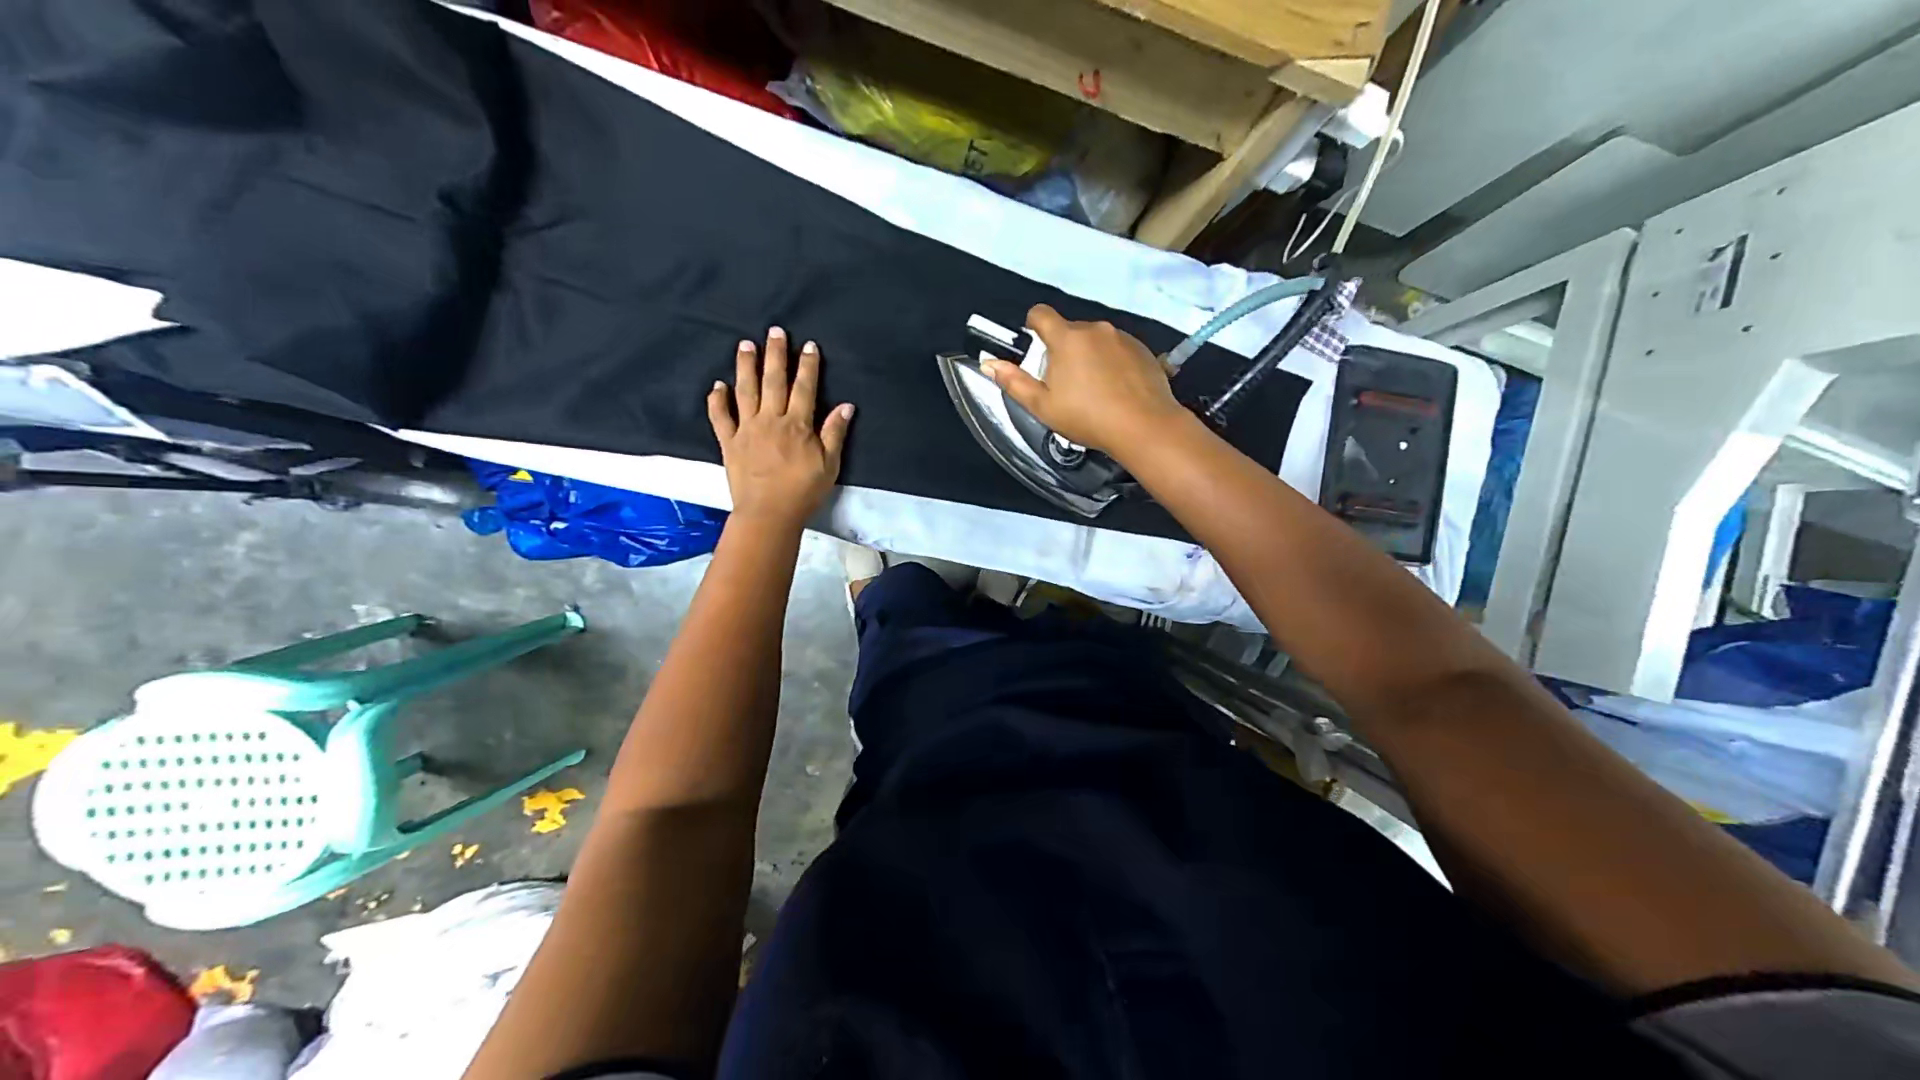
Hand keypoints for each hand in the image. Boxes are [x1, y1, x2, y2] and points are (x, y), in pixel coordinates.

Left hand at [708, 328, 854, 527]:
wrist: (768, 514)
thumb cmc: (803, 492)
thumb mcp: (829, 465)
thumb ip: (834, 433)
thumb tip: (845, 406)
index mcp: (797, 425)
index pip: (804, 388)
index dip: (807, 365)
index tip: (808, 345)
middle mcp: (770, 420)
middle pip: (773, 381)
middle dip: (775, 354)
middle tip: (775, 331)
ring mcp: (747, 430)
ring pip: (745, 391)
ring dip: (746, 366)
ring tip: (745, 345)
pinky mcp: (729, 443)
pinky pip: (720, 417)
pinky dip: (717, 400)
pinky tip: (717, 386)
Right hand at [979, 304, 1189, 459]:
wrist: (1144, 426)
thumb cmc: (1088, 417)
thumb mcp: (1042, 406)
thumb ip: (1014, 382)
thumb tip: (989, 363)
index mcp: (1067, 338)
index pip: (1041, 313)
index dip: (1032, 325)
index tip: (1035, 346)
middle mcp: (1095, 329)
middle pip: (1070, 330)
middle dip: (1062, 349)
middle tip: (1064, 384)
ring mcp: (1123, 337)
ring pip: (1096, 339)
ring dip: (1089, 355)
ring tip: (1093, 390)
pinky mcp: (1143, 349)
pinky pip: (1119, 349)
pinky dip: (1113, 362)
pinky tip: (1116, 389)